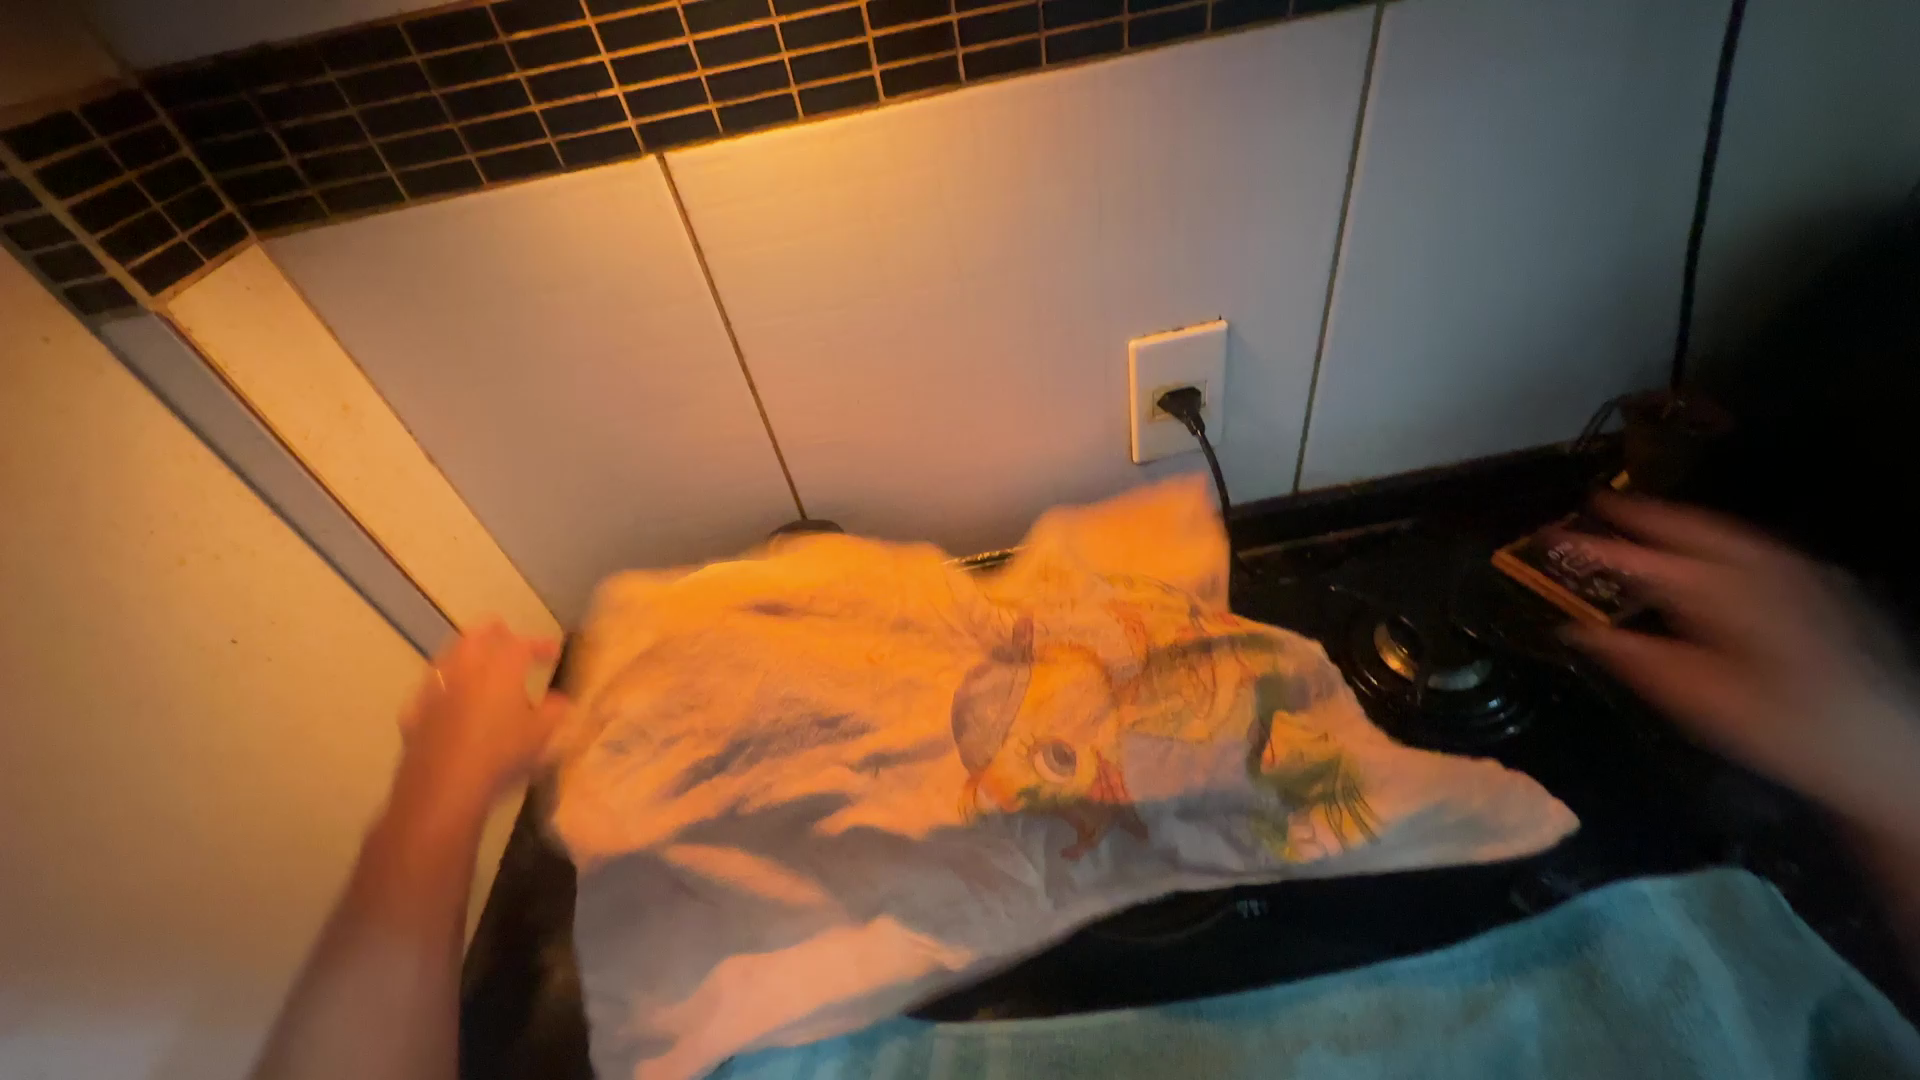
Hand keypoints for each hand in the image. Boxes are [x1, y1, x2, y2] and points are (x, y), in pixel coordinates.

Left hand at [397, 621, 569, 805]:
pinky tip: (441, 697)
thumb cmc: (502, 753)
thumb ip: (553, 711)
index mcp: (500, 670)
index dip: (539, 644)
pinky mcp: (414, 716)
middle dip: (490, 633)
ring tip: (471, 656)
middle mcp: (465, 672)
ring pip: (446, 661)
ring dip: (461, 653)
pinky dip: (438, 688)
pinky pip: (427, 693)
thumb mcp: (541, 733)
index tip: (554, 651)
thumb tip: (558, 701)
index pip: (521, 645)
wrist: (444, 787)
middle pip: (475, 640)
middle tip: (501, 629)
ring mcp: (435, 692)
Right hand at [1564, 494, 1919, 845]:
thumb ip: (1631, 656)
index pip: (1642, 563)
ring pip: (1729, 536)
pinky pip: (1757, 550)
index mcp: (1721, 597)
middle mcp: (1763, 576)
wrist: (1885, 750)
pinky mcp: (1823, 594)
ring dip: (1681, 523)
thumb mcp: (1691, 696)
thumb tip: (1573, 631)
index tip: (1551, 539)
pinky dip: (1718, 539)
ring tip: (1645, 518)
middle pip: (1694, 531)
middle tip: (1599, 503)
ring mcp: (1800, 581)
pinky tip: (1708, 551)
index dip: (1594, 548)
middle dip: (1644, 515)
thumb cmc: (1778, 726)